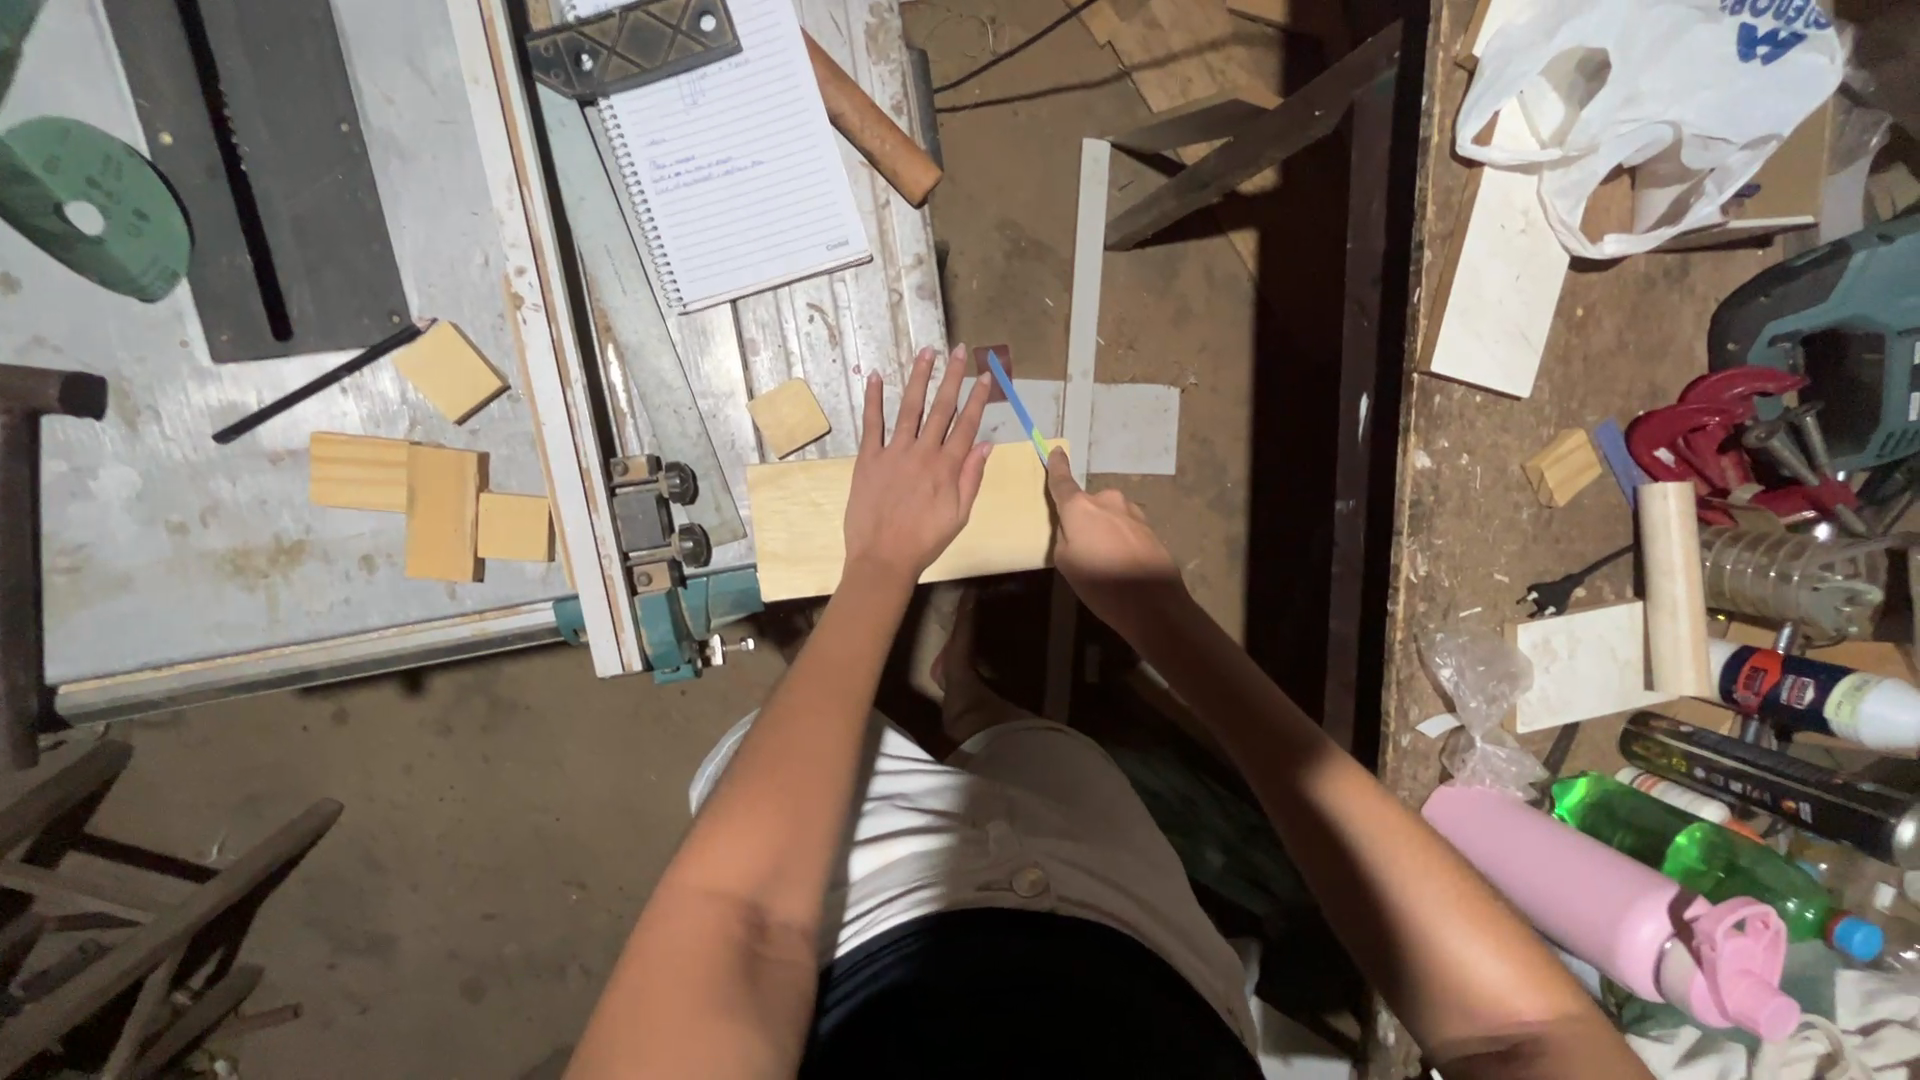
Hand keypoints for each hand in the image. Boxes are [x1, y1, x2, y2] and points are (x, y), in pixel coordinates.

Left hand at [843, 345, 993, 587]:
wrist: (883, 557)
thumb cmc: (925, 541)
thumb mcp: (959, 515)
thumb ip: (972, 477)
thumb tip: (986, 444)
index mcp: (948, 467)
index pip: (967, 424)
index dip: (978, 399)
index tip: (985, 376)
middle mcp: (924, 452)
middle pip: (941, 408)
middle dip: (952, 377)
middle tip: (958, 350)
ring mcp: (894, 452)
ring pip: (910, 408)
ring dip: (919, 378)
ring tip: (926, 352)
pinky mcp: (869, 458)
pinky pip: (872, 423)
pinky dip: (874, 399)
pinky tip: (877, 376)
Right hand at [1045, 448, 1189, 638]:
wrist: (1152, 601)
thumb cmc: (1100, 582)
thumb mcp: (1065, 563)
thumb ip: (1064, 536)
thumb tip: (1074, 528)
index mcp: (1080, 507)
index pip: (1062, 481)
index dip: (1057, 466)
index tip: (1057, 450)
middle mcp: (1107, 501)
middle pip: (1087, 505)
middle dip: (1084, 521)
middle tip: (1083, 550)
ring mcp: (1132, 512)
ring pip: (1108, 517)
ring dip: (1104, 532)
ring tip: (1106, 563)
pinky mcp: (1149, 527)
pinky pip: (1125, 528)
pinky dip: (1120, 541)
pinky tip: (1123, 564)